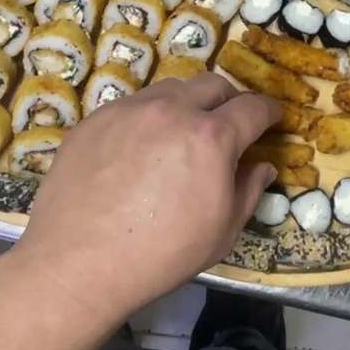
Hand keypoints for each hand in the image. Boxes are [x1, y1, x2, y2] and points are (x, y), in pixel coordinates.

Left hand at [9, 74, 281, 330]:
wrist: (76, 264)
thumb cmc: (161, 255)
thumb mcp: (222, 232)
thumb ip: (248, 191)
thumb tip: (262, 167)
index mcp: (212, 136)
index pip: (253, 108)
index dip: (269, 111)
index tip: (273, 118)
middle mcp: (173, 110)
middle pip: (213, 85)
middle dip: (230, 100)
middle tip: (230, 124)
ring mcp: (130, 110)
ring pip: (172, 89)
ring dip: (188, 104)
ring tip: (182, 133)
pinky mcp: (96, 119)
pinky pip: (133, 106)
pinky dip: (150, 118)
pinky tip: (140, 150)